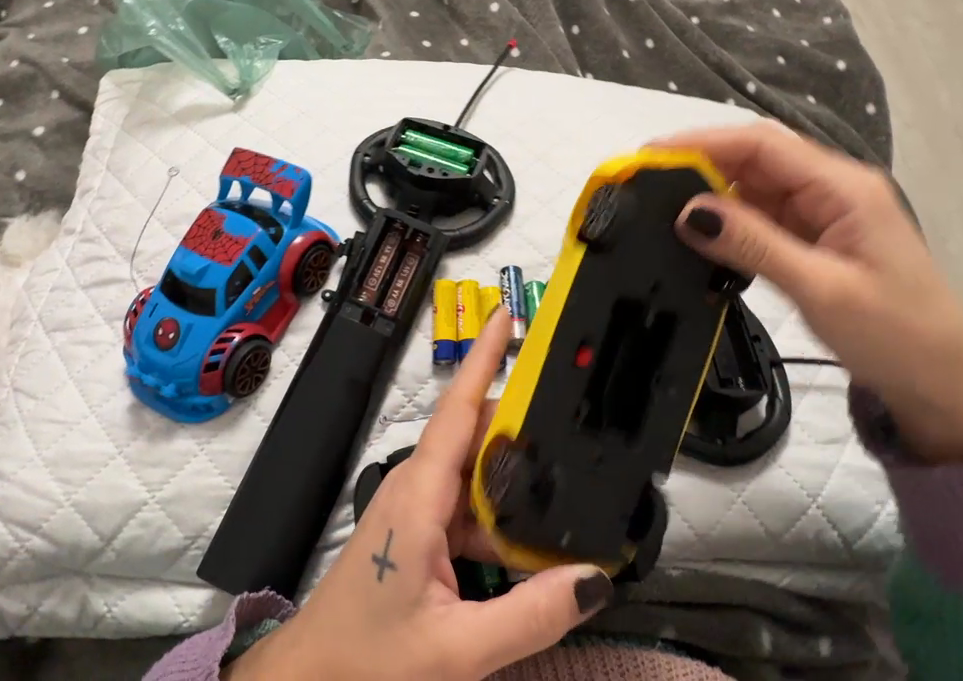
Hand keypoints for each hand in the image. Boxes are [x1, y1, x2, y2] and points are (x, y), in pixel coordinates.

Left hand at [227, 310, 612, 680]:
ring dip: (519, 493)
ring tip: (572, 505)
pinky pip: (470, 513)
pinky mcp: (418, 533)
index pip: (458, 410)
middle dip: (527, 434)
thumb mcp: (458, 648)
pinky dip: (502, 526)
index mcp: (419, 495)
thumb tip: (595, 579)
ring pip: (479, 481)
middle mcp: (417, 489)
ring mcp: (416, 510)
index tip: (505, 316)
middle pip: (479, 440)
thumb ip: (530, 615)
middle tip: (581, 433)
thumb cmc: (367, 663)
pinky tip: (533, 555)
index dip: (482, 358)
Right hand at [654, 122, 962, 463]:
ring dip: (710, 196)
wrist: (943, 385)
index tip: (650, 156)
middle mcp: (831, 189)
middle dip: (699, 166)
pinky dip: (728, 223)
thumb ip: (753, 244)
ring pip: (754, 188)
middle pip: (754, 159)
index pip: (761, 145)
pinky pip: (761, 217)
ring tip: (661, 210)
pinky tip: (699, 236)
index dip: (702, 143)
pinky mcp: (815, 239)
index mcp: (842, 187)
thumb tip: (687, 212)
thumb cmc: (895, 335)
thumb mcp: (820, 288)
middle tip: (645, 185)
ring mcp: (823, 213)